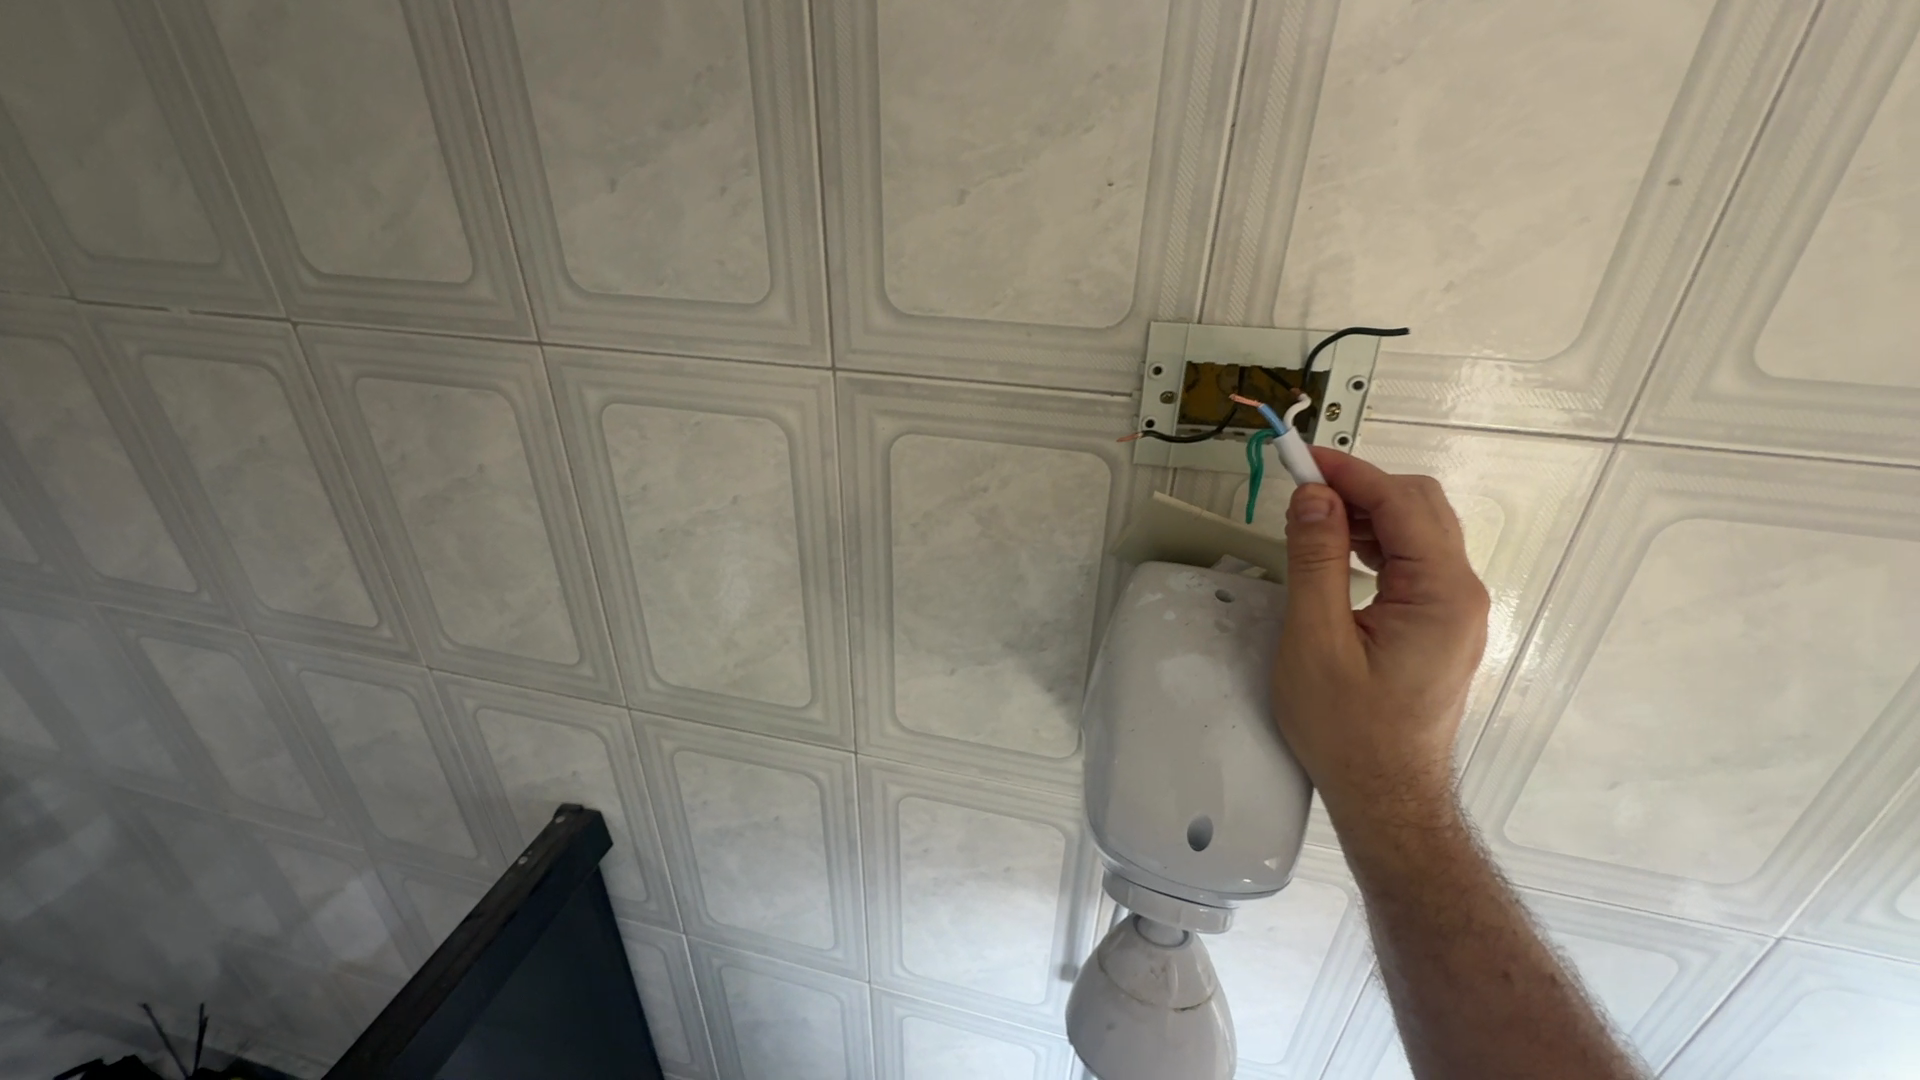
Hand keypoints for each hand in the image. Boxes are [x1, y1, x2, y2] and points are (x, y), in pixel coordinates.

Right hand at [1270, 447, 1489, 829]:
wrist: (1385, 796)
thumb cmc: (1346, 727)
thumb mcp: (1316, 639)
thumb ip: (1316, 560)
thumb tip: (1314, 495)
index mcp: (1441, 593)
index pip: (1400, 504)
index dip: (1349, 472)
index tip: (1299, 456)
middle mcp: (1461, 593)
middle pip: (1419, 508)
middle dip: (1360, 487)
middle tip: (1301, 488)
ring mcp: (1455, 610)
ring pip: (1418, 532)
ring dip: (1366, 513)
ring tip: (1311, 518)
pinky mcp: (1440, 625)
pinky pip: (1413, 562)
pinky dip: (1374, 543)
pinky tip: (1337, 551)